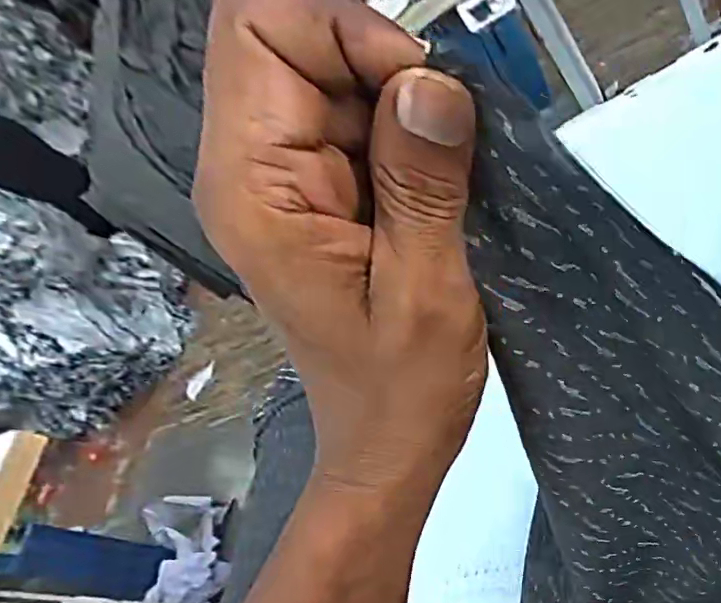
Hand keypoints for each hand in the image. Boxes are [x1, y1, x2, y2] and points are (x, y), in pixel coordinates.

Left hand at [194, 0, 486, 494]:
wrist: (392, 444)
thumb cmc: (406, 389)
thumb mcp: (428, 289)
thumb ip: (423, 185)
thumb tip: (435, 86)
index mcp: (258, 188)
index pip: (264, 34)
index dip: (352, 35)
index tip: (436, 91)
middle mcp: (256, 174)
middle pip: (298, 54)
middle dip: (389, 77)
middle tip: (463, 139)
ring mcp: (291, 192)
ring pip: (337, 96)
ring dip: (408, 120)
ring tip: (464, 180)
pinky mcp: (328, 212)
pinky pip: (362, 145)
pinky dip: (414, 153)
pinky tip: (451, 194)